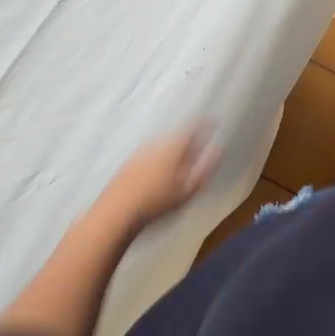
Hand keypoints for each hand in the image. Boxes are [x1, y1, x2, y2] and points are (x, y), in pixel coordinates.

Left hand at [86, 124, 219, 242]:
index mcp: (174, 144)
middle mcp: (157, 141)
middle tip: (199, 148)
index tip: (215, 122)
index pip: (194, 126)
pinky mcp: (128, 163)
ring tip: (180, 163)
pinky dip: (159, 159)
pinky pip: (151, 154)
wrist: (114, 213)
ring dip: (173, 150)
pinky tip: (158, 175)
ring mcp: (140, 151)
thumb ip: (206, 166)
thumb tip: (220, 148)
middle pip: (178, 135)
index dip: (206, 123)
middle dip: (189, 140)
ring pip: (163, 145)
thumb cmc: (157, 201)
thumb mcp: (188, 188)